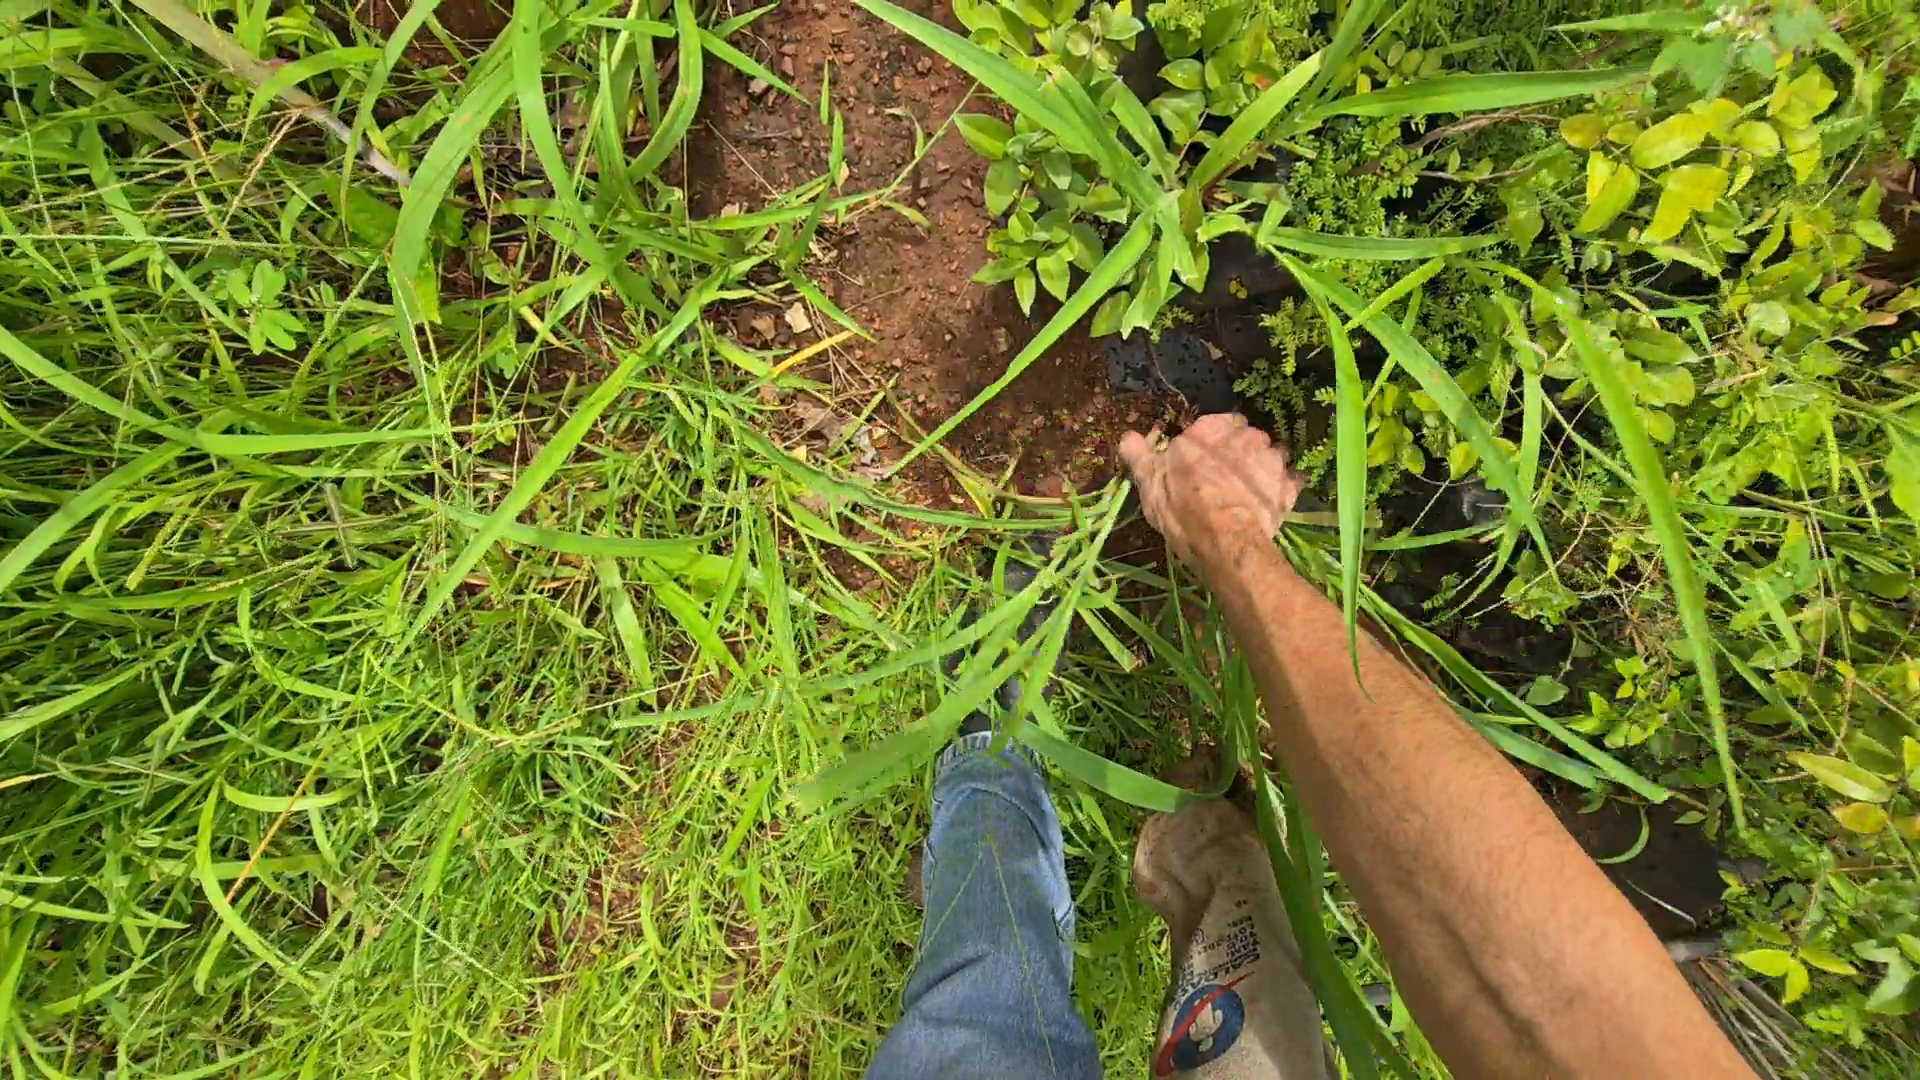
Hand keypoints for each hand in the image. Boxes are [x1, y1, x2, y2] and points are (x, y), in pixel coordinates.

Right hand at [1118, 414, 1300, 572]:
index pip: (1218, 422)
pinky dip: (1282, 487)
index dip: (1211, 440)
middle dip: (1238, 450)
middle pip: (1245, 436)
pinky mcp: (1289, 486)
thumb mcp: (1149, 480)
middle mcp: (1246, 436)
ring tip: (1247, 490)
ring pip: (1270, 454)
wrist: (1223, 539)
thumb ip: (1139, 454)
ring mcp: (1272, 459)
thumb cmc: (1181, 506)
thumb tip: (1127, 436)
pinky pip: (1290, 480)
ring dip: (1262, 466)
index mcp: (1211, 428)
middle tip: (1223, 476)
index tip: (1202, 458)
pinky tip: (1269, 500)